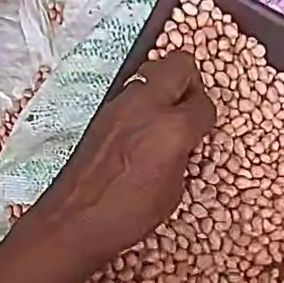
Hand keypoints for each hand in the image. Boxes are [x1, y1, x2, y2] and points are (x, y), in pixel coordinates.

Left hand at [21, 51, 215, 271]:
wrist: (77, 218)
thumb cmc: (128, 214)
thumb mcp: (172, 192)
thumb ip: (182, 157)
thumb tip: (180, 145)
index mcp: (173, 129)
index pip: (204, 105)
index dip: (206, 119)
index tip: (202, 131)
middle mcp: (147, 106)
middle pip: (180, 64)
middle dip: (190, 83)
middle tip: (188, 109)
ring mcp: (120, 105)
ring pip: (151, 72)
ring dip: (162, 89)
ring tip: (162, 121)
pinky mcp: (101, 112)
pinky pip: (130, 92)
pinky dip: (140, 103)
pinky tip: (138, 133)